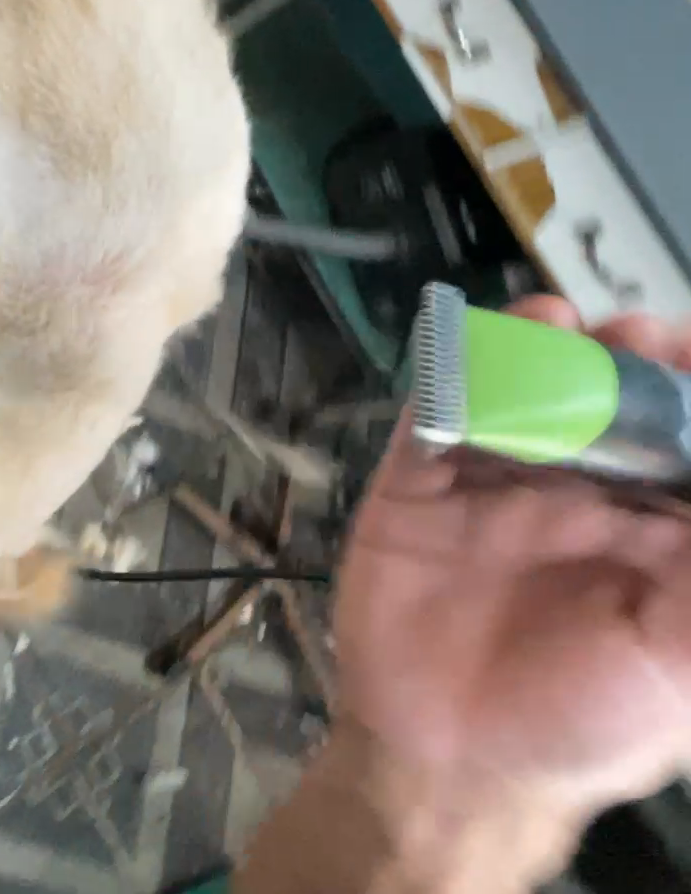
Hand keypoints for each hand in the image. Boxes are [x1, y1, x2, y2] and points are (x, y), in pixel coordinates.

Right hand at [338, 296, 690, 813]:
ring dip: (529, 360)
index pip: (683, 449)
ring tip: (550, 322)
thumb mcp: (685, 656)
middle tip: (629, 335)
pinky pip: (425, 432)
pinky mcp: (410, 494)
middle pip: (599, 413)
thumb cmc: (589, 717)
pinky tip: (458, 354)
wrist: (448, 750)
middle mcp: (574, 501)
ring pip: (512, 409)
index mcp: (657, 535)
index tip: (690, 356)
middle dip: (620, 366)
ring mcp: (484, 494)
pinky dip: (438, 388)